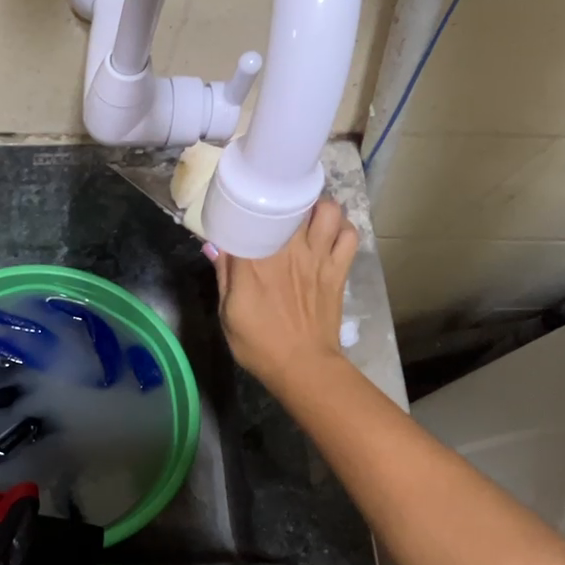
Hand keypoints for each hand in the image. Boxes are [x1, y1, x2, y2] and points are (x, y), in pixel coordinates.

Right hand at [209, 197, 357, 387]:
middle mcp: (288, 250)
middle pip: (291, 203)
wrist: (302, 365)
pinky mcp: (338, 268)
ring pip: (326, 210)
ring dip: (317, 207)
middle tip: (275, 205)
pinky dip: (341, 228)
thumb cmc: (258, 343)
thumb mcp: (228, 313)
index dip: (244, 207)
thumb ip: (224, 275)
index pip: (250, 217)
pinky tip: (329, 233)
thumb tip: (216, 245)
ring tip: (306, 214)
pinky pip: (348, 233)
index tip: (239, 208)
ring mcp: (318, 257)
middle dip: (283, 199)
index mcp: (255, 262)